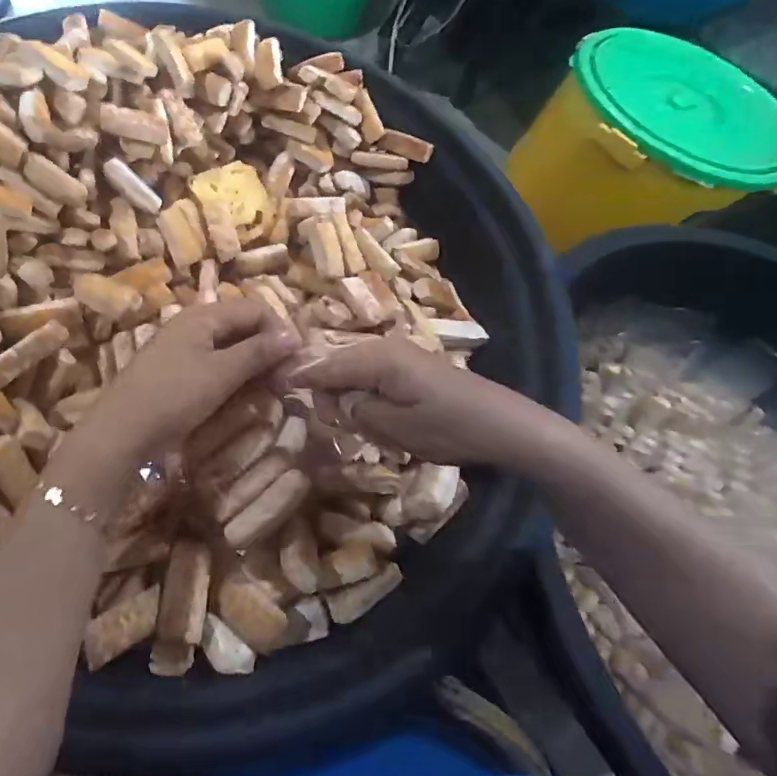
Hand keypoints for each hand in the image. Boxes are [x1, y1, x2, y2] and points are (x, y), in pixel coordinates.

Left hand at [73, 298, 299, 461]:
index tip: (297, 362)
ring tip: (268, 389)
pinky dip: (231, 374)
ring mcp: (182, 347)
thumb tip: (294, 336)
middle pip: (242, 325)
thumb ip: (258, 352)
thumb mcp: (220, 374)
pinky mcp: (176, 370)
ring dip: (251, 364)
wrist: (121, 430)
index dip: (280, 330)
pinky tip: (239, 394)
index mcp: (203, 315)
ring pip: (229, 346)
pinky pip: (213, 363)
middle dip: (267, 348)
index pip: (255, 308)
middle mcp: (193, 323)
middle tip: (286, 379)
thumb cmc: (174, 396)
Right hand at [284, 337, 576, 468]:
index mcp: (376, 359)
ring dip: (342, 392)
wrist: (505, 424)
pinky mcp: (410, 366)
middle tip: (316, 417)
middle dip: (321, 388)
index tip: (271, 382)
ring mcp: (399, 354)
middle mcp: (383, 347)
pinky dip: (360, 390)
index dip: (298, 376)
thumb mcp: (394, 428)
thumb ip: (355, 411)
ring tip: (340, 420)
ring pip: (352, 369)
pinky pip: (371, 374)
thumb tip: (336, 402)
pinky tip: (365, 412)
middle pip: (335, 363)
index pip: (324, 366)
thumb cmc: (448, 427)